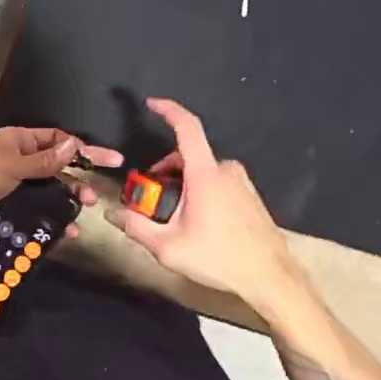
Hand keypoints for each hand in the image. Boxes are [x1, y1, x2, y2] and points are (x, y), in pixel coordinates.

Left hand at [0, 126, 121, 234]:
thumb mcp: (12, 165)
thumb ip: (45, 160)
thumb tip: (75, 145)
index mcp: (18, 141)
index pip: (57, 140)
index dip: (83, 149)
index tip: (110, 159)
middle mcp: (20, 161)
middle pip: (57, 168)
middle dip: (78, 181)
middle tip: (93, 197)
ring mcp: (16, 187)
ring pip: (51, 193)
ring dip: (68, 202)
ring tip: (82, 212)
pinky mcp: (12, 209)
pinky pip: (39, 212)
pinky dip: (54, 220)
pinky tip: (66, 231)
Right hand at [105, 99, 298, 306]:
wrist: (269, 275)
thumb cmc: (218, 258)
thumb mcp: (167, 247)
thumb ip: (135, 227)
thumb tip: (111, 213)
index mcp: (205, 174)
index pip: (187, 127)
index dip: (168, 110)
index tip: (151, 103)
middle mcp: (225, 169)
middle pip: (186, 156)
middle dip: (164, 172)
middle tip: (151, 201)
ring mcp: (240, 181)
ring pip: (201, 171)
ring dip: (182, 184)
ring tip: (174, 217)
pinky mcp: (249, 194)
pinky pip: (217, 182)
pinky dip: (199, 191)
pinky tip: (197, 221)